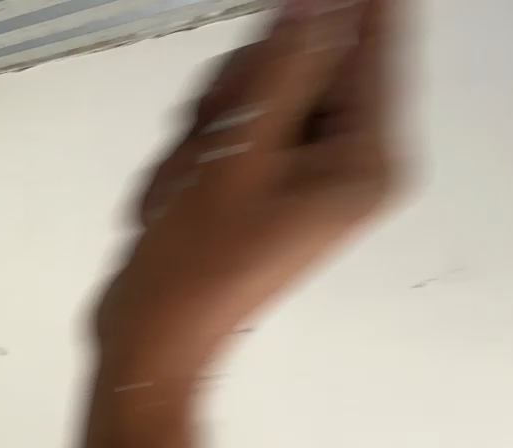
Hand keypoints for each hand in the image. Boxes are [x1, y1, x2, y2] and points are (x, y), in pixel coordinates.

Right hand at [95, 0, 404, 364]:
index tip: (270, 23)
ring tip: (173, 194)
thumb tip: (319, 1)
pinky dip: (180, 171)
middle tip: (201, 130)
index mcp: (364, 158)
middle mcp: (335, 165)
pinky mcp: (240, 200)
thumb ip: (283, 73)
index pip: (369, 44)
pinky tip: (164, 210)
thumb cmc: (192, 268)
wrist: (143, 348)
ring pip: (244, 109)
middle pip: (297, 73)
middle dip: (234, 99)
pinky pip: (215, 150)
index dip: (319, 16)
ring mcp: (284, 184)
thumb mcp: (237, 162)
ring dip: (194, 142)